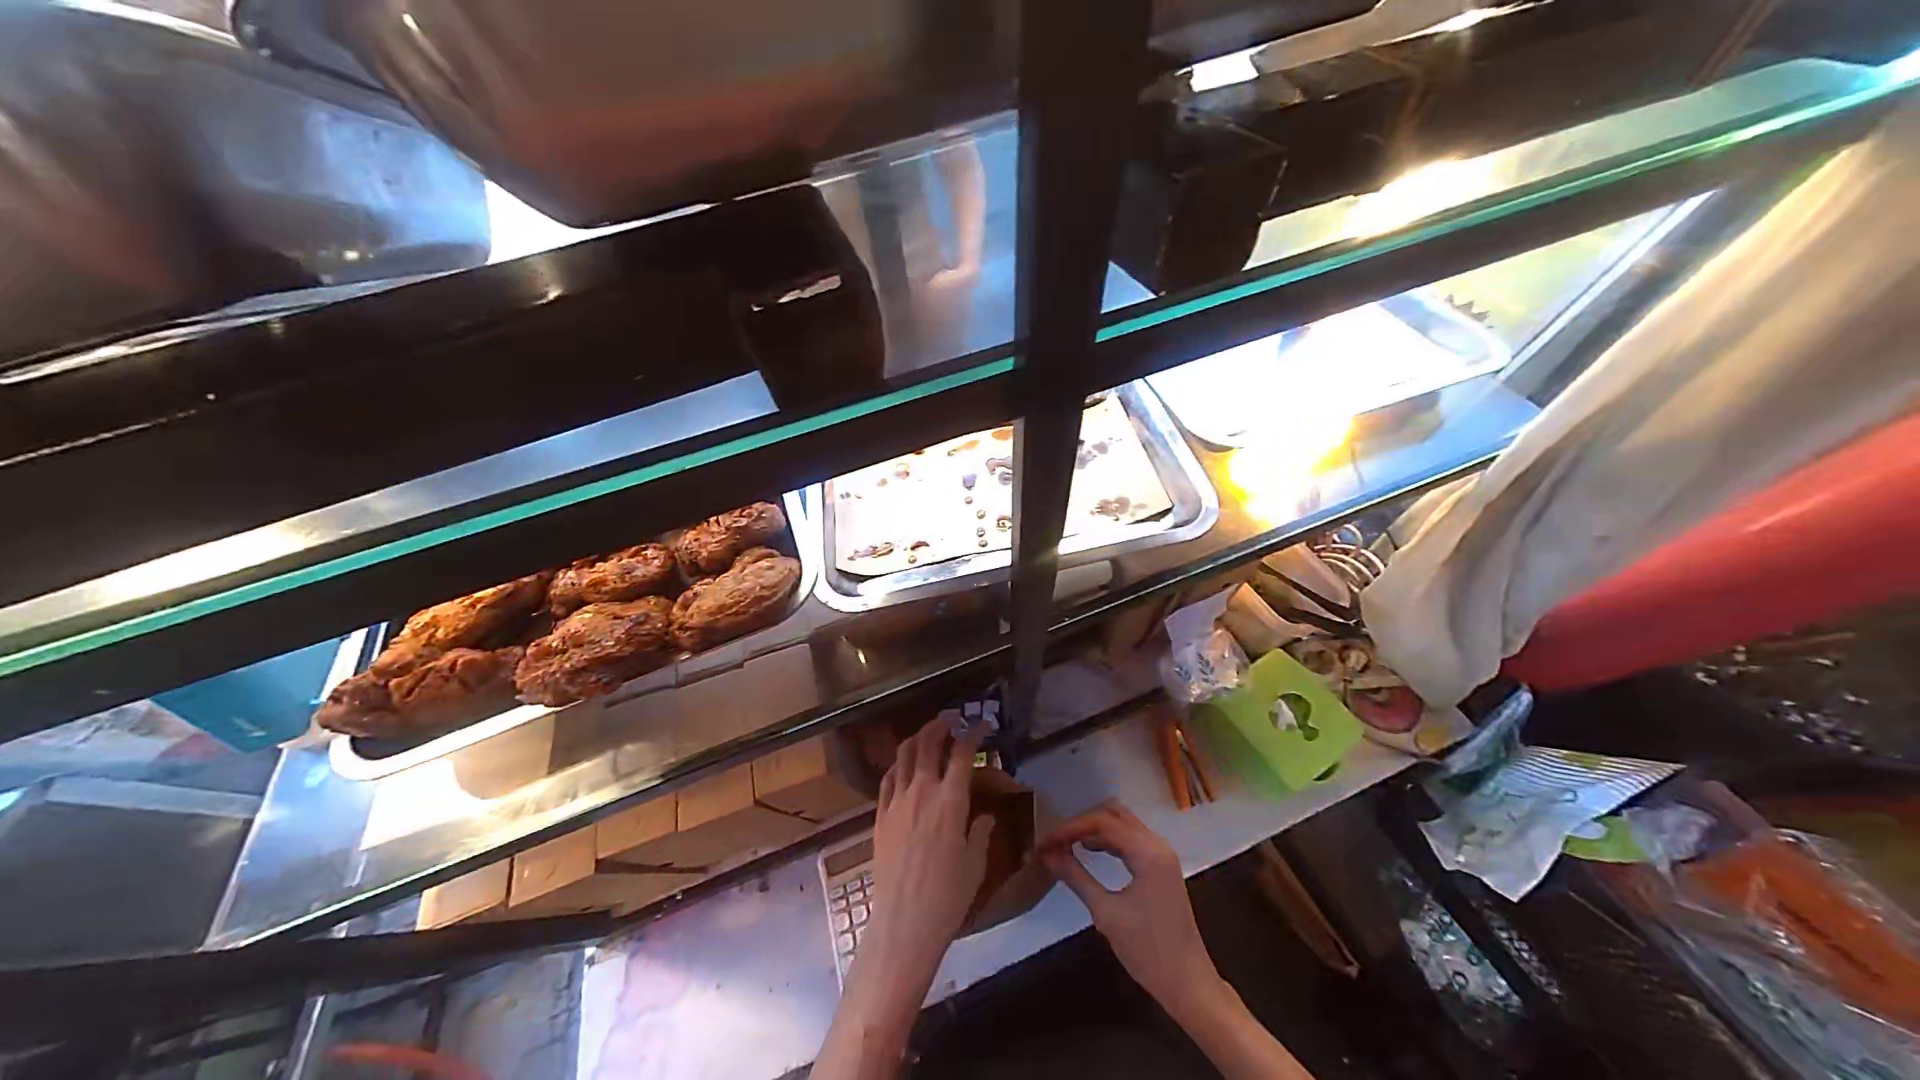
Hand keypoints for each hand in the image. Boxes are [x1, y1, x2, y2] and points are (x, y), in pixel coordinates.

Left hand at [863, 717, 992, 977]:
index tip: (983, 726)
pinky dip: (899, 764)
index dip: (974, 733)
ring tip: (929, 733)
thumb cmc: (947, 896)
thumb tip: (984, 817)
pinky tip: (905, 765)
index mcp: (950, 801)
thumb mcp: (975, 864)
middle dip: (941, 725)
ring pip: (904, 755)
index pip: (962, 754)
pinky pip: (888, 779)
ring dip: (918, 738)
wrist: (904, 923)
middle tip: (953, 718)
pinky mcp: (880, 816)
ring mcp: (896, 802)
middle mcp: (921, 792)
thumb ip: (981, 833)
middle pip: (928, 743)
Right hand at [1039, 802, 1224, 1022]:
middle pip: (1114, 814)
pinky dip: (1107, 841)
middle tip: (1055, 840)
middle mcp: (1157, 845)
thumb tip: (1048, 854)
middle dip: (1081, 823)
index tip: (1044, 842)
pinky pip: (1130, 840)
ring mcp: (1161, 855)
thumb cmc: (1147, 950)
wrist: (1188, 983)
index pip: (1102, 822)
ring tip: (1065, 845)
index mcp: (1147, 852)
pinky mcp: (1160, 867)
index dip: (1069, 828)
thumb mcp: (1106, 913)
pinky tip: (1088, 851)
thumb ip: (1076, 877)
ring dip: (1094, 830)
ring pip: (1122, 824)